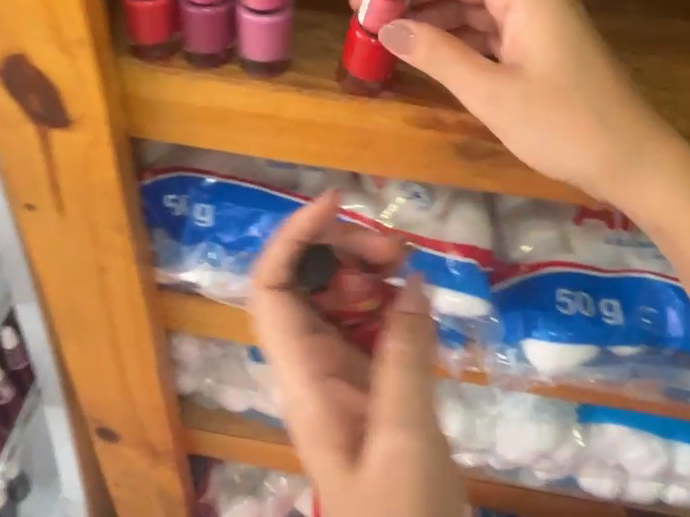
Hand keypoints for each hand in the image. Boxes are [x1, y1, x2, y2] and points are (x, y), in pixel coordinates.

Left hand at [248, 193, 464, 516]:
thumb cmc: (400, 516)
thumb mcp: (406, 438)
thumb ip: (406, 356)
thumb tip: (412, 281)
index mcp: (303, 377)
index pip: (272, 288)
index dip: (294, 238)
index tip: (337, 203)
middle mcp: (311, 367)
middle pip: (306, 282)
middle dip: (343, 249)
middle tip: (396, 250)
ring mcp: (340, 375)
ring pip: (338, 299)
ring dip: (368, 272)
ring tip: (408, 269)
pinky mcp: (370, 385)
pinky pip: (370, 324)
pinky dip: (391, 302)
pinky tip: (418, 304)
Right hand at [351, 0, 680, 197]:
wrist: (636, 163)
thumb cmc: (566, 126)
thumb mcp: (492, 93)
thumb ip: (437, 55)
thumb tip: (387, 28)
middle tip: (363, 7)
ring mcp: (540, 20)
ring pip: (474, 3)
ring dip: (431, 12)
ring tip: (384, 28)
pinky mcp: (542, 46)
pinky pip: (489, 27)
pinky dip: (455, 34)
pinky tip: (425, 47)